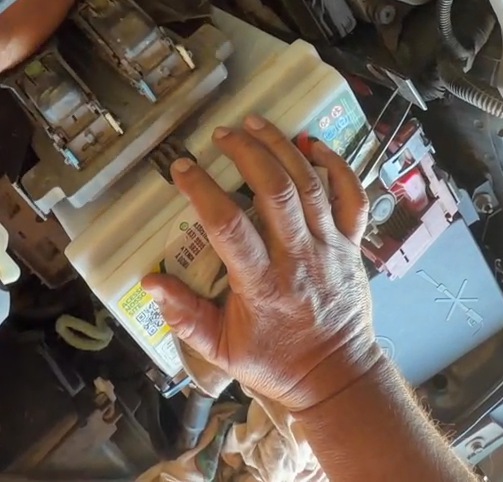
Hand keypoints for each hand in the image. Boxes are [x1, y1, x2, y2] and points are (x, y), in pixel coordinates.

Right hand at [141, 116, 382, 412]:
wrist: (339, 380)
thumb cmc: (276, 363)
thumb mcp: (222, 350)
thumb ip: (185, 316)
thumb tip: (150, 281)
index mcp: (263, 285)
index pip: (229, 227)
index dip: (203, 191)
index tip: (182, 167)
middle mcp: (299, 259)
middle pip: (275, 192)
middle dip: (247, 153)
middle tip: (222, 133)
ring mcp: (330, 248)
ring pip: (309, 185)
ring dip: (281, 147)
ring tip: (255, 122)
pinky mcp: (352, 245)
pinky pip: (352, 197)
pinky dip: (337, 166)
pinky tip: (313, 143)